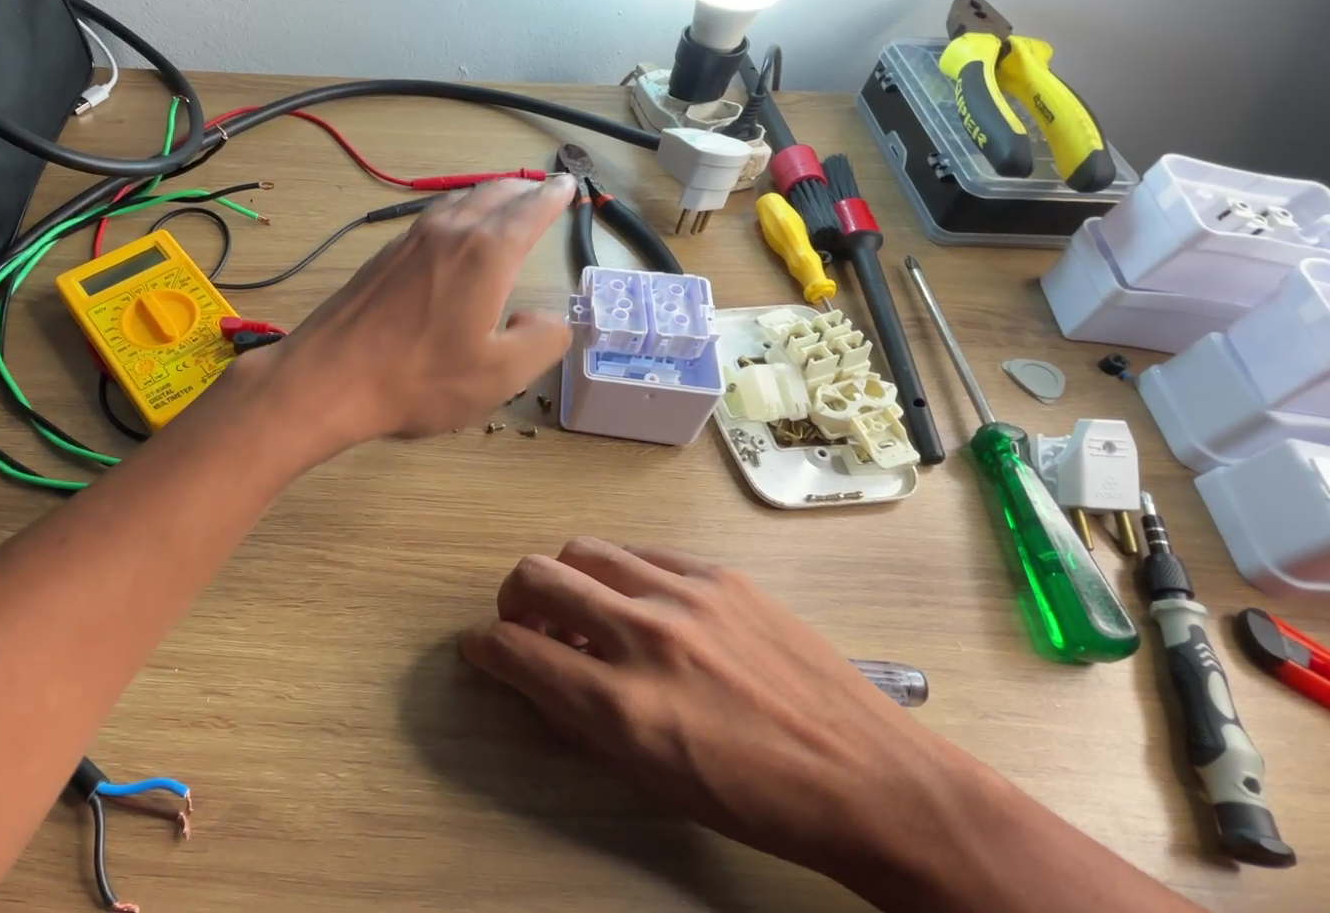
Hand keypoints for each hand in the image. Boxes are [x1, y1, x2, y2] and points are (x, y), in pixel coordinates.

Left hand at [258, 176, 575, 442]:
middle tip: (541, 189)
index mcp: (485, 253)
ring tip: (502, 202)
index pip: (530, 210)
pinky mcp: (381, 259)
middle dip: (522, 190)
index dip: (553, 197)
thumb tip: (550, 318)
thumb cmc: (419, 379)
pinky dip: (454, 214)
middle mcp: (448, 233)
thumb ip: (541, 341)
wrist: (328, 380)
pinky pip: (430, 220)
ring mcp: (408, 242)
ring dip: (486, 196)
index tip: (567, 186)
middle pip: (492, 194)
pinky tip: (450, 235)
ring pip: (456, 202)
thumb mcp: (500, 375)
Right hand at [460, 538, 979, 882]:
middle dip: (511, 598)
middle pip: (536, 577)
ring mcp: (687, 596)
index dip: (483, 646)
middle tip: (523, 621)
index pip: (514, 650)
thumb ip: (576, 718)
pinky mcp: (723, 575)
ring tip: (583, 610)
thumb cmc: (752, 799)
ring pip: (583, 551)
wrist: (868, 778)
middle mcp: (646, 637)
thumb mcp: (648, 777)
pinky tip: (640, 603)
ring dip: (564, 579)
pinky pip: (642, 553)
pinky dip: (620, 574)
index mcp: (623, 705)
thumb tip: (530, 673)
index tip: (481, 646)